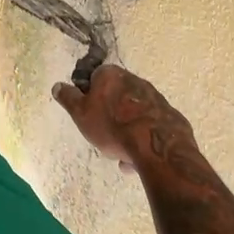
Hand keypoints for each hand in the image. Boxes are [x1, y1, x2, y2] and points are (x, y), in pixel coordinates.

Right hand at [52, 64, 194, 172]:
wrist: (158, 150)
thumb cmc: (113, 127)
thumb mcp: (80, 114)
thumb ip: (68, 98)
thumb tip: (58, 86)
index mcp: (111, 75)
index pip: (95, 78)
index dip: (89, 96)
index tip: (88, 114)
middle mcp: (136, 81)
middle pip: (117, 96)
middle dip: (111, 114)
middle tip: (104, 135)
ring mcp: (159, 100)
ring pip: (136, 114)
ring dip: (128, 129)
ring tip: (122, 154)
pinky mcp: (175, 120)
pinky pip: (153, 127)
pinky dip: (145, 139)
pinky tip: (139, 159)